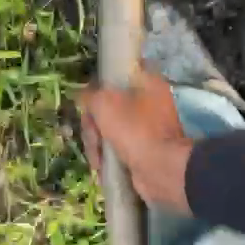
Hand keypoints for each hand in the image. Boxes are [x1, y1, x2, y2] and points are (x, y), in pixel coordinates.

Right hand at [77, 69, 192, 213]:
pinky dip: (108, 157)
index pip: (117, 74)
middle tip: (93, 138)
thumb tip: (84, 96)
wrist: (161, 170)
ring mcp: (148, 127)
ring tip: (98, 161)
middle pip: (108, 106)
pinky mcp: (144, 149)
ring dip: (98, 145)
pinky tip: (102, 167)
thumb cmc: (134, 130)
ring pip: (110, 129)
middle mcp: (150, 102)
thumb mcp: (104, 104)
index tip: (88, 102)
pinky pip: (118, 147)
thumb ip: (90, 95)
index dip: (99, 86)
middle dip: (94, 126)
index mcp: (147, 82)